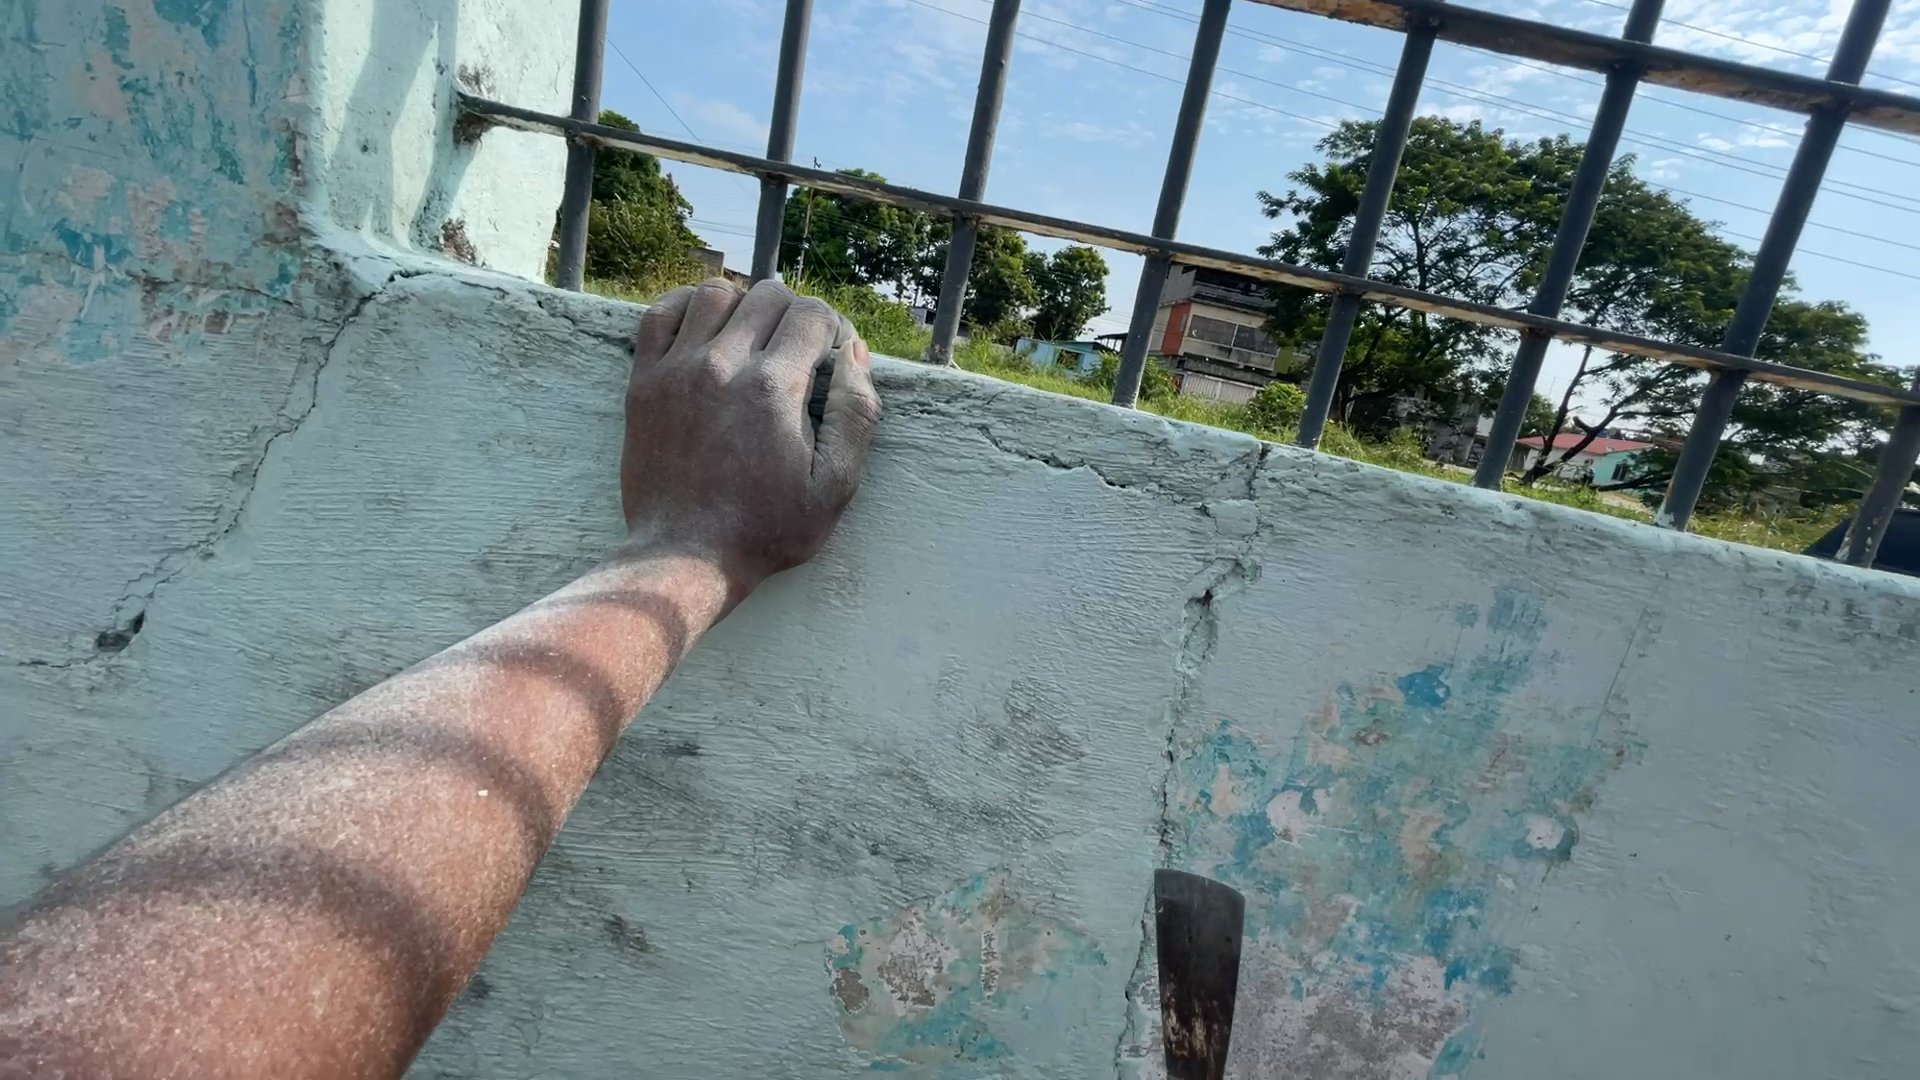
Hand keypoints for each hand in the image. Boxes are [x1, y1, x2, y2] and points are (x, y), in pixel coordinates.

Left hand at [619, 278, 880, 601]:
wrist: (687, 556)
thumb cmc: (767, 528)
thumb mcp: (836, 486)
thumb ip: (857, 415)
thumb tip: (856, 352)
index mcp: (776, 389)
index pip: (813, 314)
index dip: (834, 329)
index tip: (832, 357)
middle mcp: (724, 365)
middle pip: (768, 295)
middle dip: (795, 315)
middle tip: (800, 352)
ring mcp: (678, 370)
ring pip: (716, 293)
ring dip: (745, 307)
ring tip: (755, 341)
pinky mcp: (644, 383)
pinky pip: (660, 313)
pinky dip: (687, 307)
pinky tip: (706, 329)